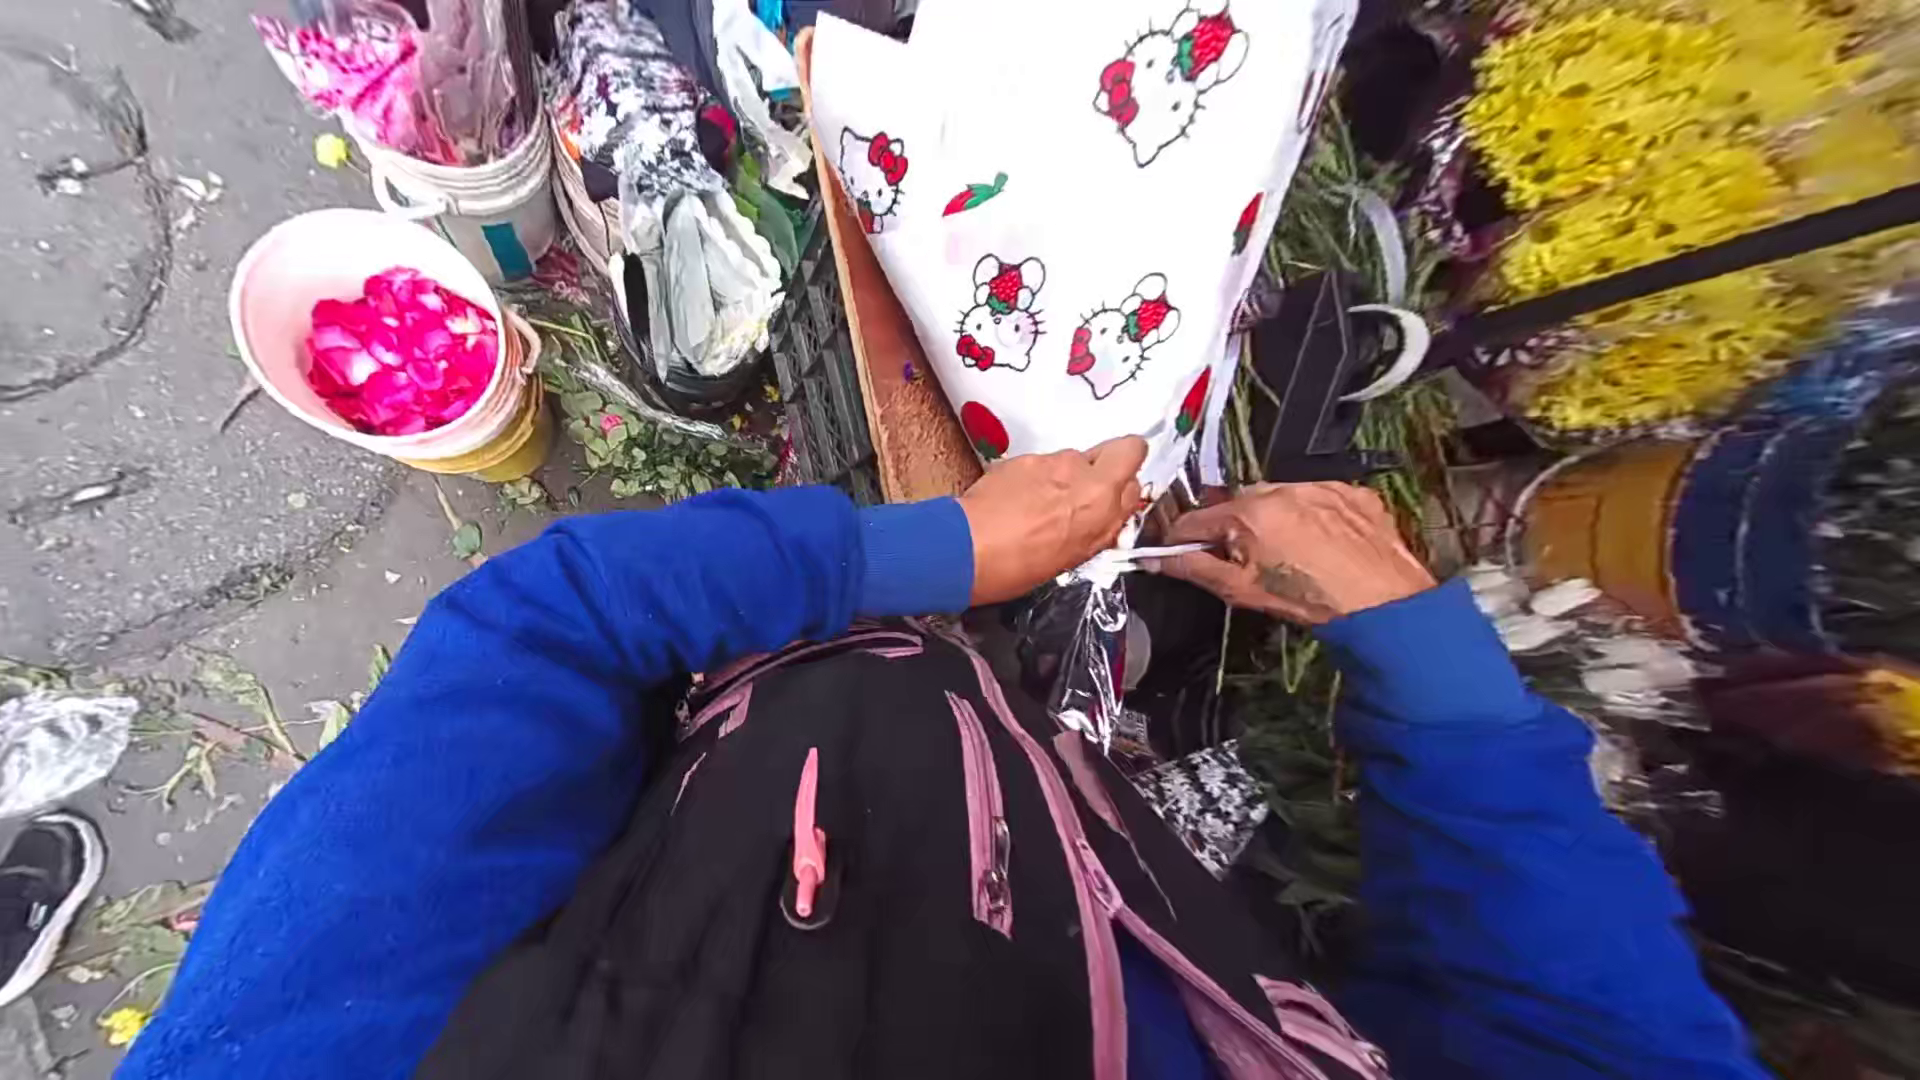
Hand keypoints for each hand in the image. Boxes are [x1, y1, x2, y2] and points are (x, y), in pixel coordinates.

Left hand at [960, 436, 1146, 604]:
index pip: (1134, 452)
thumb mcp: (1080, 553)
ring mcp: (1044, 460)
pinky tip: (1016, 505)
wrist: (966, 549)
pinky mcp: (1016, 459)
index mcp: (1101, 494)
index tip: (1114, 491)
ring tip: (1039, 511)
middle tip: (1077, 502)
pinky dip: (1033, 481)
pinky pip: (1037, 467)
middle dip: (1095, 474)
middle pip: (1101, 454)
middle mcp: (1076, 467)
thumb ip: (1106, 521)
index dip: (1125, 471)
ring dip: (1062, 480)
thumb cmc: (1024, 564)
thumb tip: (1116, 505)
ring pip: (1067, 462)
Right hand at [1151, 482, 1433, 623]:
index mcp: (1249, 512)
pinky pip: (1314, 496)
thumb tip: (1157, 560)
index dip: (1182, 538)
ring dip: (1269, 517)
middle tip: (1243, 559)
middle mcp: (1282, 489)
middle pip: (1235, 503)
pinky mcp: (1350, 492)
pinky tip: (1317, 543)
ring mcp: (1320, 487)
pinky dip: (1307, 514)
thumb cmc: (1310, 600)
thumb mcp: (1239, 590)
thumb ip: (1192, 568)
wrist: (1384, 606)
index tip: (1180, 551)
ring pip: (1274, 496)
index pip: (1195, 518)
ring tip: (1286, 552)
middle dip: (1231, 527)